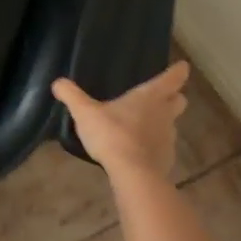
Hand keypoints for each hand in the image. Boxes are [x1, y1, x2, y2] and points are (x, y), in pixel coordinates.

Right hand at [52, 61, 190, 181]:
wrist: (133, 174)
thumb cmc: (112, 135)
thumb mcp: (85, 113)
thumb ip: (71, 95)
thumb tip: (58, 82)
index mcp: (149, 97)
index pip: (171, 78)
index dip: (177, 71)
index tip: (182, 66)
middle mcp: (164, 114)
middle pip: (179, 100)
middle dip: (173, 97)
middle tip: (160, 98)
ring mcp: (169, 137)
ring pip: (171, 124)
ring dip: (162, 122)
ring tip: (142, 126)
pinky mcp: (167, 158)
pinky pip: (163, 146)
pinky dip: (155, 145)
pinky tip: (139, 150)